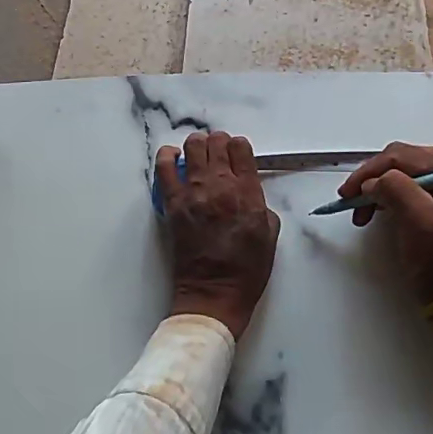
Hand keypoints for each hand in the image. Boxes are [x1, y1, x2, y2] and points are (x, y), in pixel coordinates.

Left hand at [155, 132, 280, 339]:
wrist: (215, 291)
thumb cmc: (245, 270)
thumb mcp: (269, 233)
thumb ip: (260, 202)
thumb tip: (248, 189)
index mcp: (248, 193)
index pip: (241, 149)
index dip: (239, 147)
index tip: (237, 154)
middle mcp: (221, 186)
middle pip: (216, 142)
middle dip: (218, 143)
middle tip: (218, 154)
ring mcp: (194, 192)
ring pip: (192, 146)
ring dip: (197, 146)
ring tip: (198, 155)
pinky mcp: (173, 202)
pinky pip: (163, 167)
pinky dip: (166, 156)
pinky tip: (172, 157)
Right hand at [339, 142, 432, 363]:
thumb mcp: (421, 221)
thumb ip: (397, 189)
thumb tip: (372, 181)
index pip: (403, 156)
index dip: (371, 171)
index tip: (350, 192)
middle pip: (398, 160)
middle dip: (371, 178)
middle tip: (351, 198)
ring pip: (396, 171)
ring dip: (374, 187)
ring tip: (361, 210)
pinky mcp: (430, 199)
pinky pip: (399, 185)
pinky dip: (381, 195)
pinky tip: (373, 209)